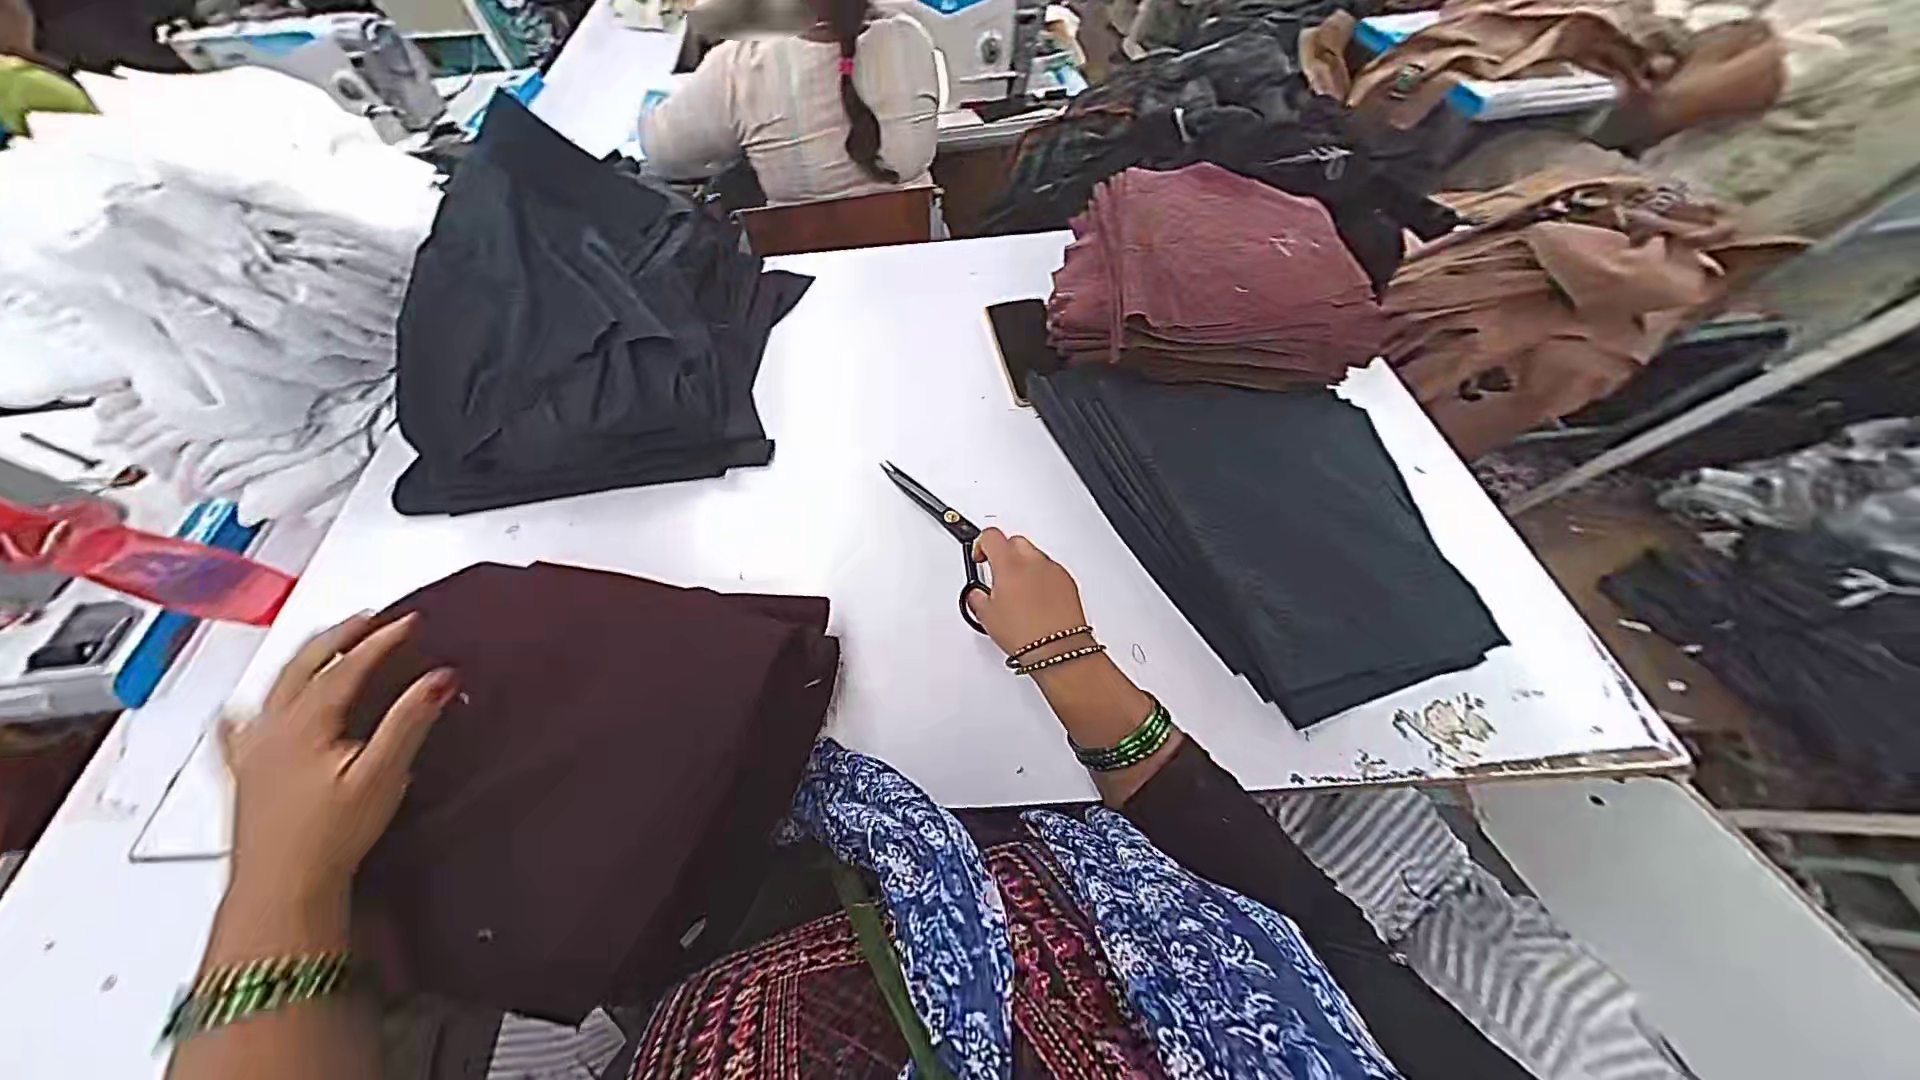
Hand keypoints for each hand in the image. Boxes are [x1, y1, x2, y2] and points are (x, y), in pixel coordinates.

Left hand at [222, 613, 456, 904]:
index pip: (344, 669)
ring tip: (326, 643)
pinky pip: (239, 727)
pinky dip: (251, 704)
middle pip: (300, 668)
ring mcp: (252, 752)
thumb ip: (410, 720)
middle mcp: (269, 732)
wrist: (282, 887)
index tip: (407, 623)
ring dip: (303, 658)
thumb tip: (439, 679)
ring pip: (271, 688)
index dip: (379, 641)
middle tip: (367, 619)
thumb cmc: (331, 834)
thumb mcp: (383, 772)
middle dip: (337, 637)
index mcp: (303, 727)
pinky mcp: (246, 773)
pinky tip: (249, 706)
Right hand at [967, 528, 1090, 657]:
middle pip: (1015, 541)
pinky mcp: (1067, 581)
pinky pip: (1051, 570)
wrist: (1058, 650)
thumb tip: (977, 594)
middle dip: (1004, 553)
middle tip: (998, 574)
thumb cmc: (1026, 635)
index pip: (991, 536)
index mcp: (1009, 565)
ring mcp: (1053, 570)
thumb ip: (977, 596)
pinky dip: (1041, 577)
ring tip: (1017, 592)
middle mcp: (1033, 562)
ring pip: (1034, 555)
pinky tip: (1035, 599)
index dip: (981, 544)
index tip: (981, 557)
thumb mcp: (987, 616)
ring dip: (1024, 566)